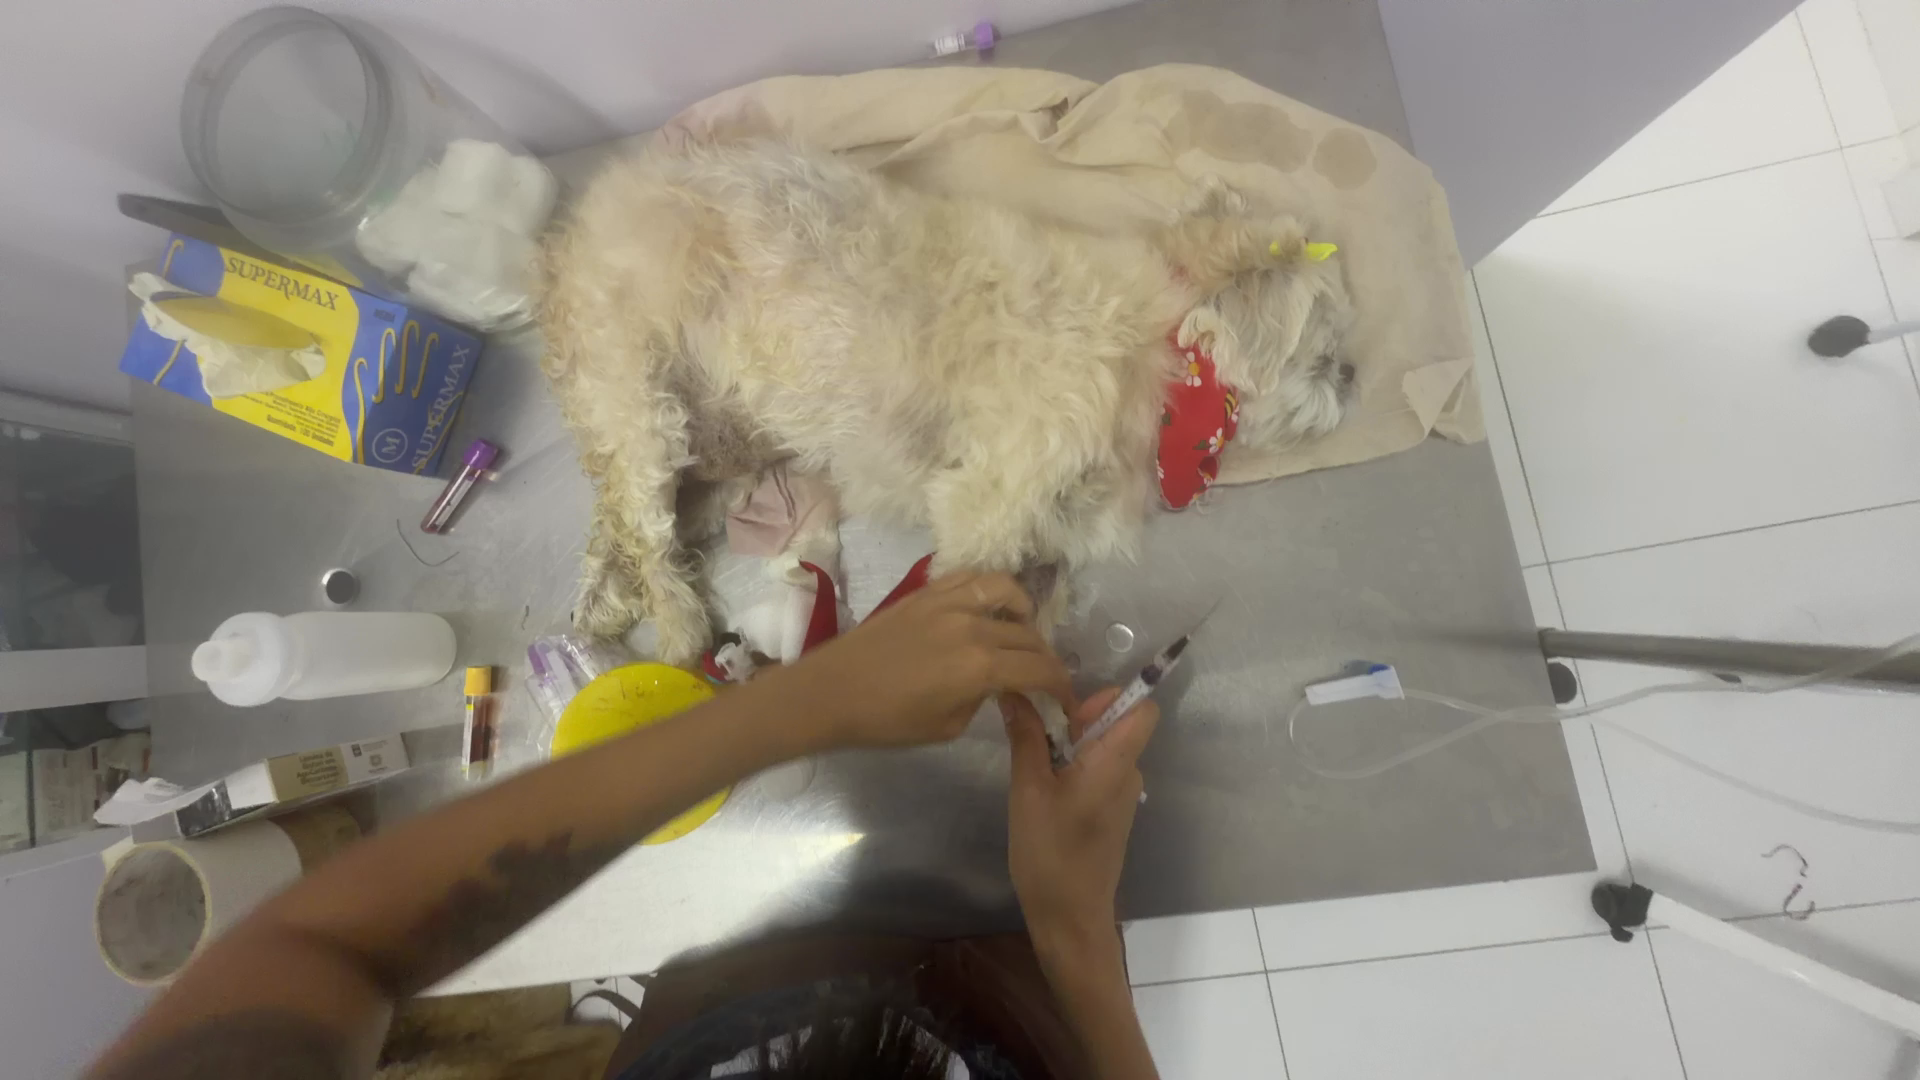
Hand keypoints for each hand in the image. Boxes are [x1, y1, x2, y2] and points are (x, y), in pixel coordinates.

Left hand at [779, 571, 1075, 748]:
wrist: (832, 691)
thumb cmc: (887, 721)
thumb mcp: (948, 726)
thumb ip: (985, 699)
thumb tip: (1000, 683)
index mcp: (980, 666)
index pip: (1039, 669)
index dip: (1061, 685)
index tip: (1065, 698)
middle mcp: (972, 625)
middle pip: (1029, 633)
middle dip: (1045, 657)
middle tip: (1044, 674)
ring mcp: (948, 601)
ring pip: (1006, 590)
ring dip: (1024, 611)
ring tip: (1020, 629)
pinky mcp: (927, 591)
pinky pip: (972, 577)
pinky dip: (990, 589)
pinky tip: (987, 606)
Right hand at [1003, 687, 1159, 946]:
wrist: (1069, 918)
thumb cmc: (1050, 852)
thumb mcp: (1028, 789)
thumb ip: (1025, 735)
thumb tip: (1014, 690)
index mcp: (1116, 762)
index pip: (1142, 708)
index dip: (1111, 696)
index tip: (1069, 707)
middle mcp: (1128, 772)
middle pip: (1118, 722)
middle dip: (1079, 715)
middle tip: (1036, 728)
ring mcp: (1122, 793)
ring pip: (1104, 746)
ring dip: (1071, 741)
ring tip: (1032, 754)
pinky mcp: (1111, 810)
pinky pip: (1098, 768)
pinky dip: (1074, 763)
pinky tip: (1043, 781)